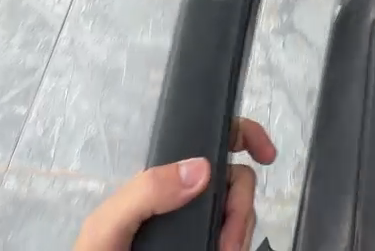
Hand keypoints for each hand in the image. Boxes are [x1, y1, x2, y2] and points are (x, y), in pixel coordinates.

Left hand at [74, 118, 277, 250]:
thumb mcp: (108, 226)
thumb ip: (146, 192)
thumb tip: (202, 168)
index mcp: (162, 180)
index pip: (207, 140)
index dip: (243, 134)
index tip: (267, 154)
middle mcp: (184, 197)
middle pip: (235, 177)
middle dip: (242, 205)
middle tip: (231, 243)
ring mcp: (196, 225)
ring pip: (239, 211)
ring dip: (241, 230)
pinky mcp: (204, 244)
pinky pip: (235, 236)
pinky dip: (237, 242)